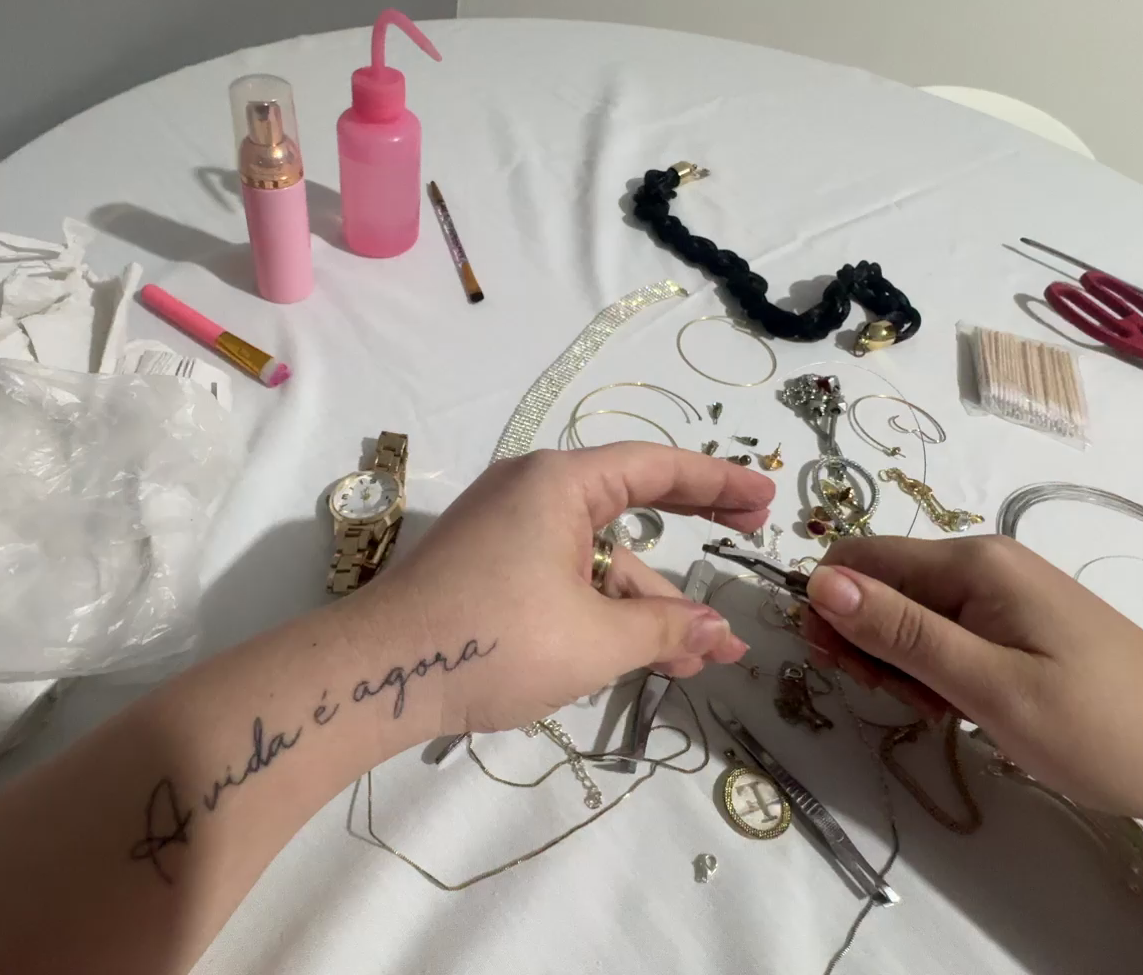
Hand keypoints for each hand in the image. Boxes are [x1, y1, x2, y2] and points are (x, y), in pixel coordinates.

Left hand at [352, 445, 772, 735]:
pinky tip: (647, 653)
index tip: (764, 495)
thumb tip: (715, 630)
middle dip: (691, 530)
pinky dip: (603, 609)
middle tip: (749, 532)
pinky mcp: (491, 568)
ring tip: (705, 653)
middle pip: (630, 505)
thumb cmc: (496, 640)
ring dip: (648, 602)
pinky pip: (564, 577)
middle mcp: (533, 493)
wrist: (379, 674)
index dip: (717, 480)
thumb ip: (664, 626)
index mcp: (559, 482)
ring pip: (598, 558)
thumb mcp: (595, 638)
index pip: (655, 467)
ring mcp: (508, 531)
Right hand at [800, 535, 1142, 830]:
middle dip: (867, 639)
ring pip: (906, 612)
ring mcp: (1001, 592)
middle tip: (895, 697)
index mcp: (972, 562)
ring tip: (936, 707)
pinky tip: (958, 702)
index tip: (844, 667)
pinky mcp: (1014, 621)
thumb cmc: (1104, 729)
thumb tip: (817, 582)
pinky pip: (942, 630)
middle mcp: (981, 563)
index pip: (857, 559)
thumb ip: (901, 631)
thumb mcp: (990, 686)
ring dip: (900, 659)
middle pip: (879, 585)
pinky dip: (933, 666)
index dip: (831, 607)